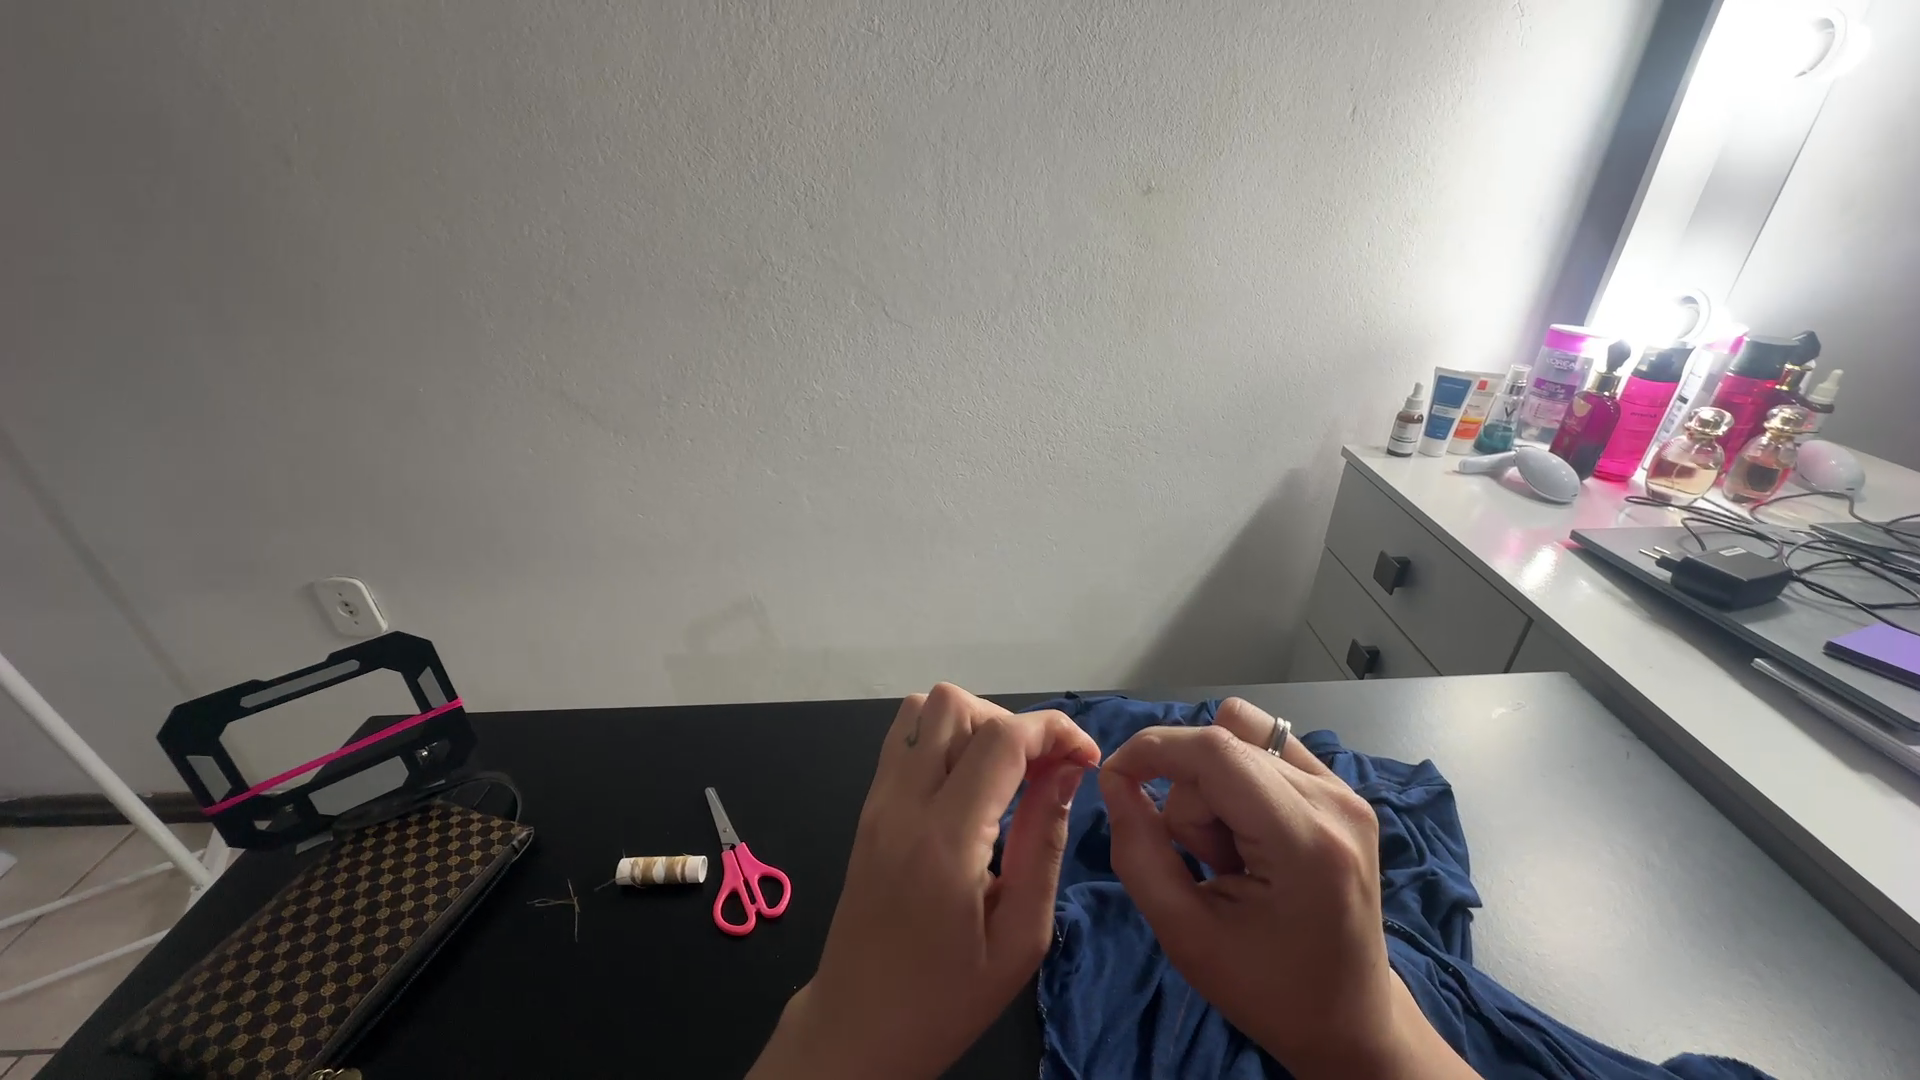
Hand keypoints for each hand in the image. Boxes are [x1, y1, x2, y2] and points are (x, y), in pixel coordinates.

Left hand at [749, 684, 1101, 1079]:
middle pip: (956, 705)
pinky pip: (904, 736)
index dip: (1055, 731)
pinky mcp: (868, 805)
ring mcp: (877, 800)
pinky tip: (969, 781)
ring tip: (1005, 775)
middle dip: (1012, 723)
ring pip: (923, 708)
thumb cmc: (946, 998)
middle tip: (1042, 772)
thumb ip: (1044, 843)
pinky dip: (945, 735)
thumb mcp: (1020, 938)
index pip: (1001, 740)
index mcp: (944, 841)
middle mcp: (903, 804)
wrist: (857, 1025)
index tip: (1085, 759)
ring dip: (975, 724)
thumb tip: (1067, 773)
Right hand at [1100, 699, 1477, 1079]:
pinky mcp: (1344, 790)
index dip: (1152, 749)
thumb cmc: (1266, 988)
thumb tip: (1114, 779)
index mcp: (1305, 841)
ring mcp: (1346, 790)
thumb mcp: (1182, 932)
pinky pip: (1266, 742)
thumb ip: (1137, 849)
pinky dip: (1235, 774)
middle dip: (1187, 793)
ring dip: (1211, 782)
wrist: (1350, 1020)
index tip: (1115, 780)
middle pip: (1220, 744)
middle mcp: (1334, 800)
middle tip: (1206, 862)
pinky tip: (1247, 827)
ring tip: (1231, 849)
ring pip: (1239, 734)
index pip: (1215, 749)